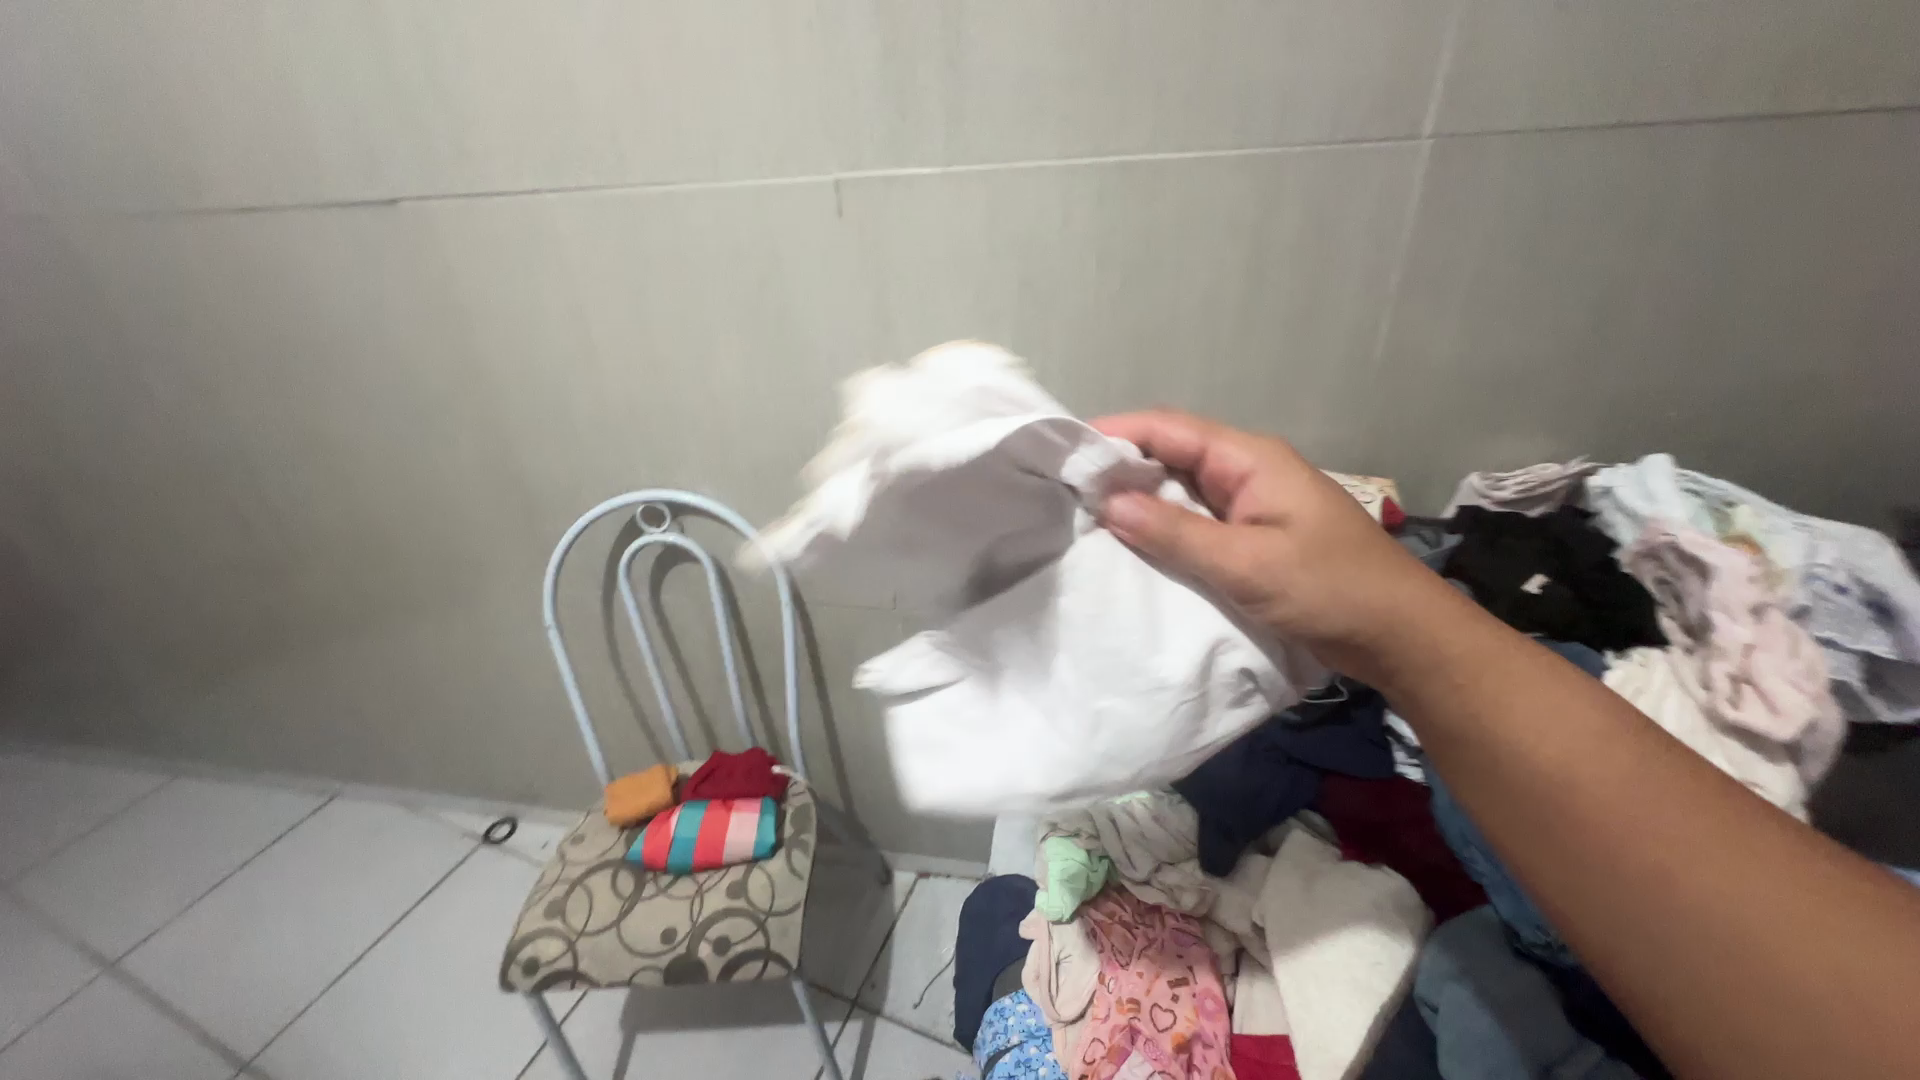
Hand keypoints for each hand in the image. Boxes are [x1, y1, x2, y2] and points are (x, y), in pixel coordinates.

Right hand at [1093, 409, 1449, 676]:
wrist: (1400, 636)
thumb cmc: (1330, 590)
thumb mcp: (1247, 563)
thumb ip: (1176, 533)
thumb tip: (1109, 503)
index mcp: (1249, 460)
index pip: (1169, 429)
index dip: (1115, 434)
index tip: (1064, 453)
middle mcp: (1245, 472)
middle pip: (1170, 455)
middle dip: (1119, 469)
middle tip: (1065, 493)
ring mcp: (1249, 506)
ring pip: (1180, 490)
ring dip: (1138, 501)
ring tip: (1085, 519)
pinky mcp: (1250, 538)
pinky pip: (1194, 523)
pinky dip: (1161, 530)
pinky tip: (1132, 549)